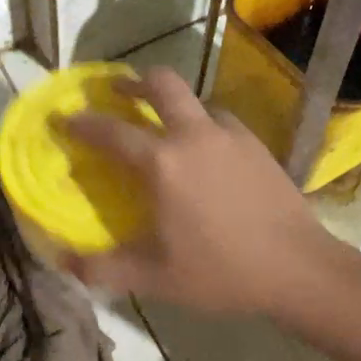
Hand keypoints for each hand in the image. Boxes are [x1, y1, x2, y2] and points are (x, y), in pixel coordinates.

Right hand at [61, 68, 347, 317]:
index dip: (82, 123)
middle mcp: (194, 136)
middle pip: (161, 84)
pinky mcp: (257, 145)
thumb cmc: (221, 273)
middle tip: (117, 92)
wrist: (299, 268)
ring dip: (172, 103)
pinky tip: (205, 150)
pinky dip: (203, 124)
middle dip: (133, 82)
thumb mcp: (155, 278)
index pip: (111, 131)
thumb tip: (62, 262)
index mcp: (162, 163)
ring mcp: (230, 136)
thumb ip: (103, 268)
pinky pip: (220, 120)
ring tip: (162, 125)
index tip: (62, 118)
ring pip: (195, 100)